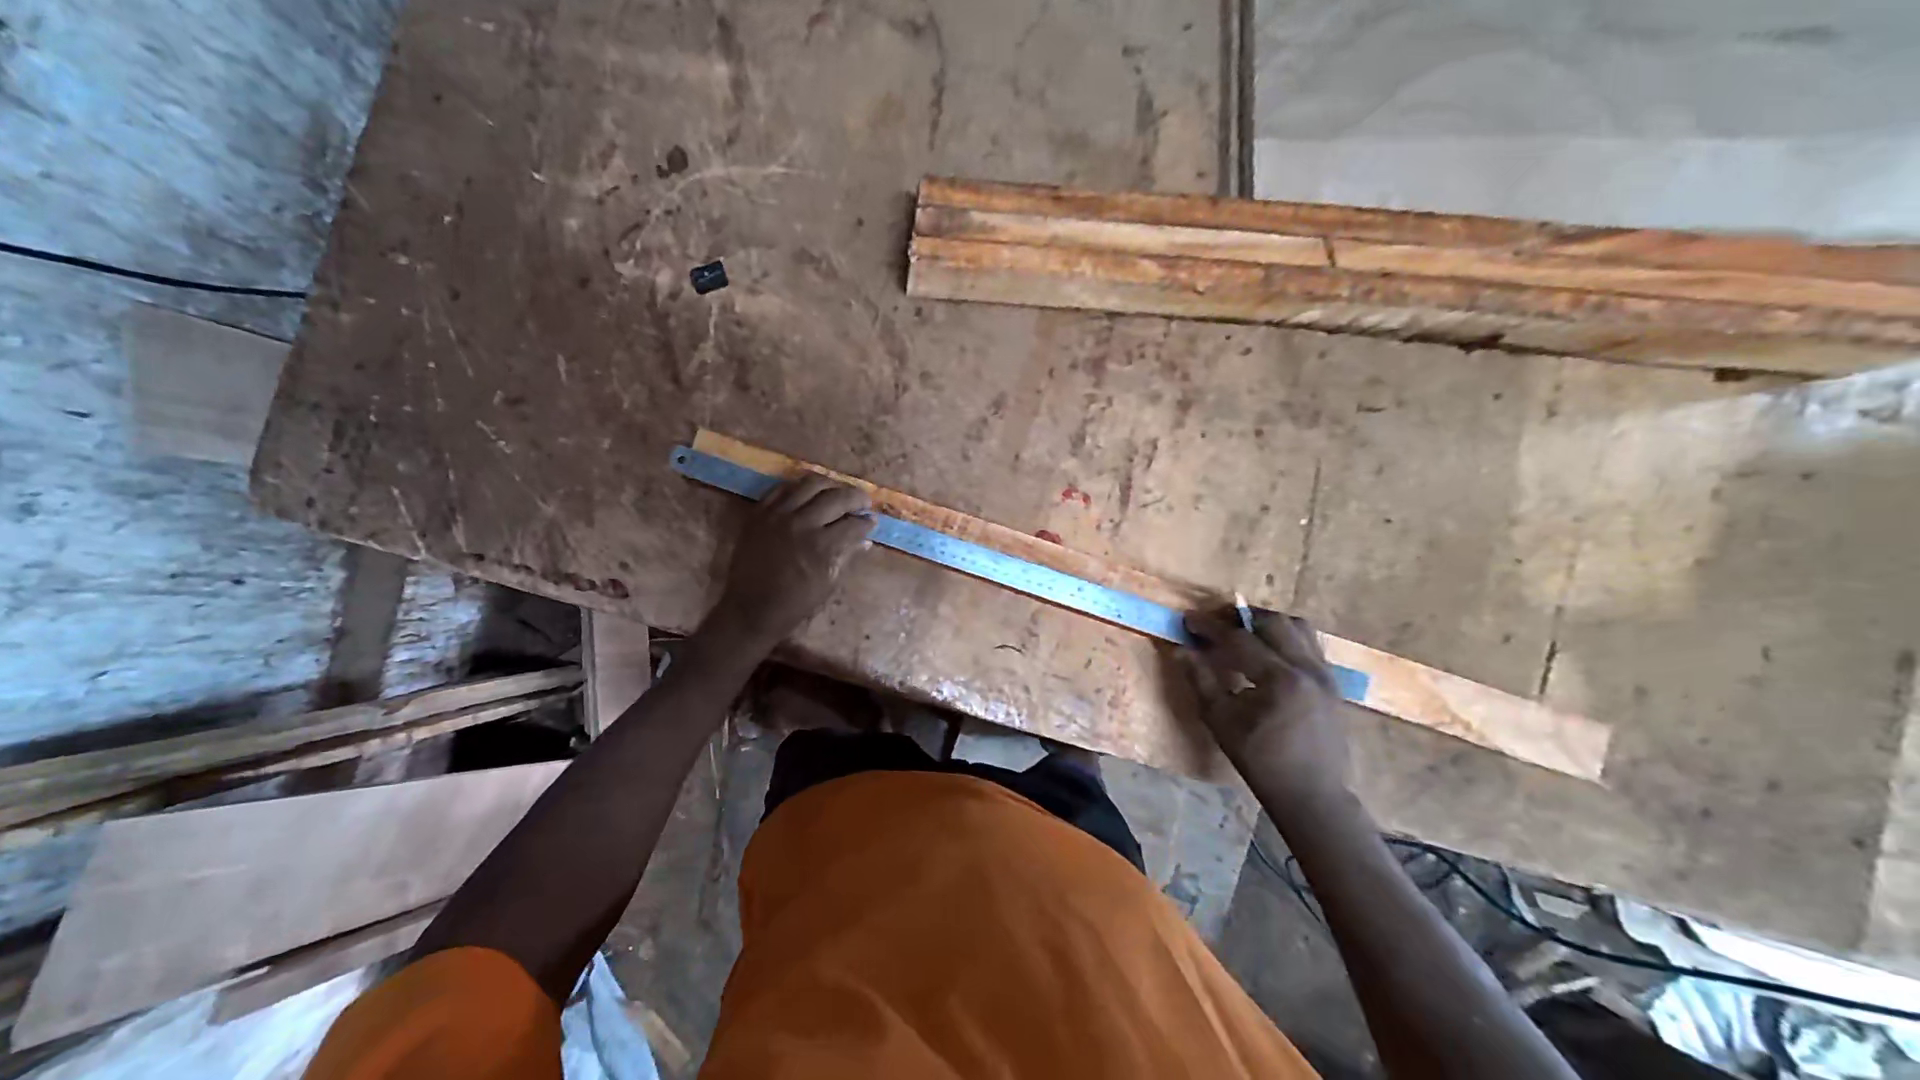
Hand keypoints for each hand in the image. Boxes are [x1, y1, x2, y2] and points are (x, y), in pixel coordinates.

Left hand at [706, 474, 875, 648]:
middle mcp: (801, 523)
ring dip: (830, 485)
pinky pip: (782, 488)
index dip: (867, 522)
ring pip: (810, 483)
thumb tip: (865, 540)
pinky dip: (799, 487)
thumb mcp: (828, 583)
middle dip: (856, 497)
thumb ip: (846, 556)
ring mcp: (778, 515)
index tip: (872, 521)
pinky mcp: (759, 513)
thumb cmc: (795, 603)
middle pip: (836, 497)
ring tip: (838, 491)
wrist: (751, 608)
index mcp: (821, 546)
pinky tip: (808, 493)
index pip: (853, 524)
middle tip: (863, 502)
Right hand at [1183, 609, 1350, 804]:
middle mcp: (1307, 668)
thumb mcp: (1221, 722)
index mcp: (1280, 679)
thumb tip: (1181, 650)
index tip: (1188, 619)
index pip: (1239, 639)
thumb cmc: (1260, 761)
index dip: (1210, 627)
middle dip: (1241, 617)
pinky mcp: (1332, 682)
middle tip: (1216, 622)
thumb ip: (1201, 680)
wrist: (1311, 793)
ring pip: (1298, 627)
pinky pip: (1310, 644)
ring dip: (1267, 623)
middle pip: (1273, 622)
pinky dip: (1286, 638)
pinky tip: (1269, 652)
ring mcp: (1325, 673)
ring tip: (1244, 632)